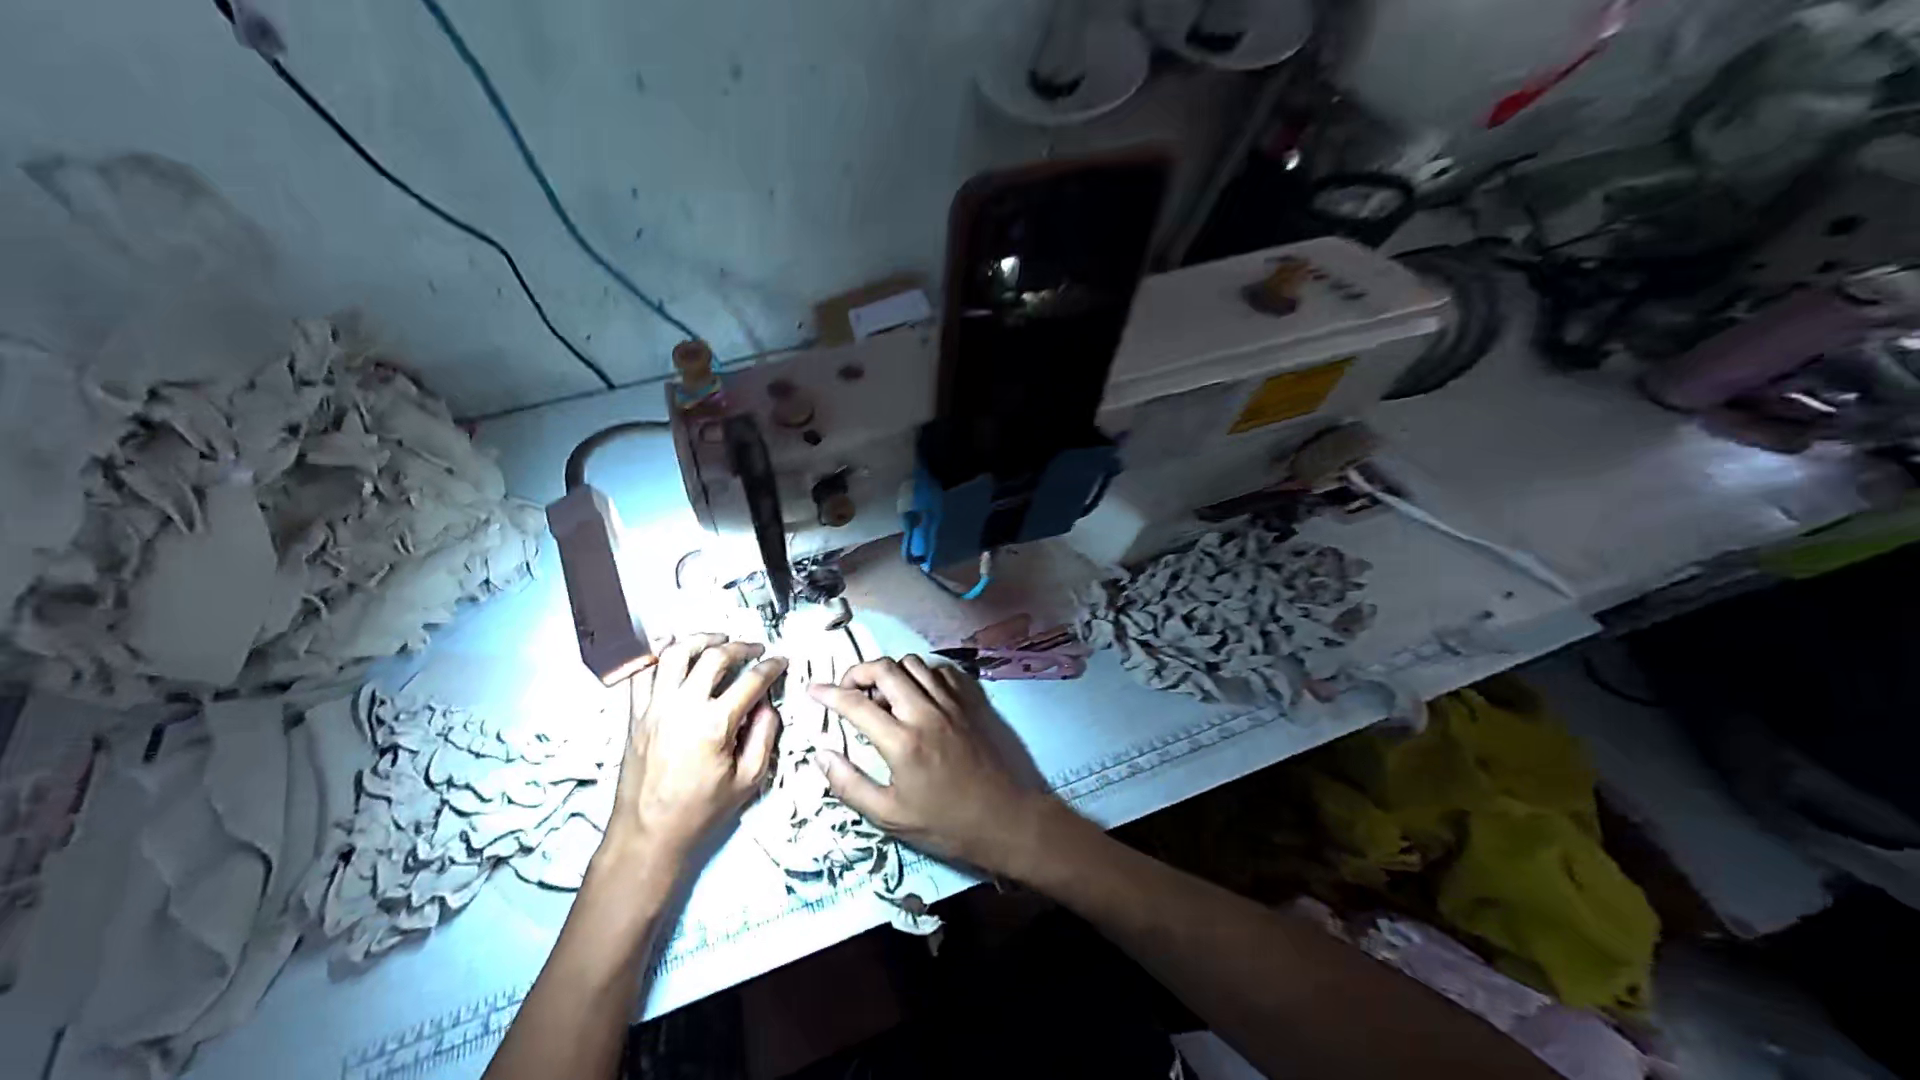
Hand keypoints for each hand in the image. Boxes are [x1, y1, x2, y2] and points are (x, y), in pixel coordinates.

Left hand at [607, 634, 785, 863]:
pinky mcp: (635, 715)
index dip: (771, 666)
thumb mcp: (749, 780)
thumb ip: (764, 736)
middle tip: (753, 649)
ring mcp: (654, 708)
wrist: (648, 834)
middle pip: (714, 656)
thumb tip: (766, 707)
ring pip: (674, 653)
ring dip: (699, 640)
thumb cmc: (698, 812)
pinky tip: (672, 651)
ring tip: (715, 640)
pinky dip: (656, 656)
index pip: (751, 680)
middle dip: (740, 646)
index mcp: (714, 725)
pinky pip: (641, 673)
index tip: (779, 662)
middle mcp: (682, 708)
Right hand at [807, 656, 1059, 874]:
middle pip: (885, 668)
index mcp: (902, 741)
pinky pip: (941, 672)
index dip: (828, 693)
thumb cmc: (944, 824)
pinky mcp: (971, 703)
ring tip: (883, 696)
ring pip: (913, 663)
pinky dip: (922, 675)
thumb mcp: (889, 817)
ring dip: (891, 672)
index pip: (855, 703)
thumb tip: (822, 756)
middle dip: (858, 672)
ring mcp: (952, 703)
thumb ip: (850, 785)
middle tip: (850, 691)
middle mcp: (926, 712)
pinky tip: (917, 696)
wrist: (1005, 820)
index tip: (813, 690)